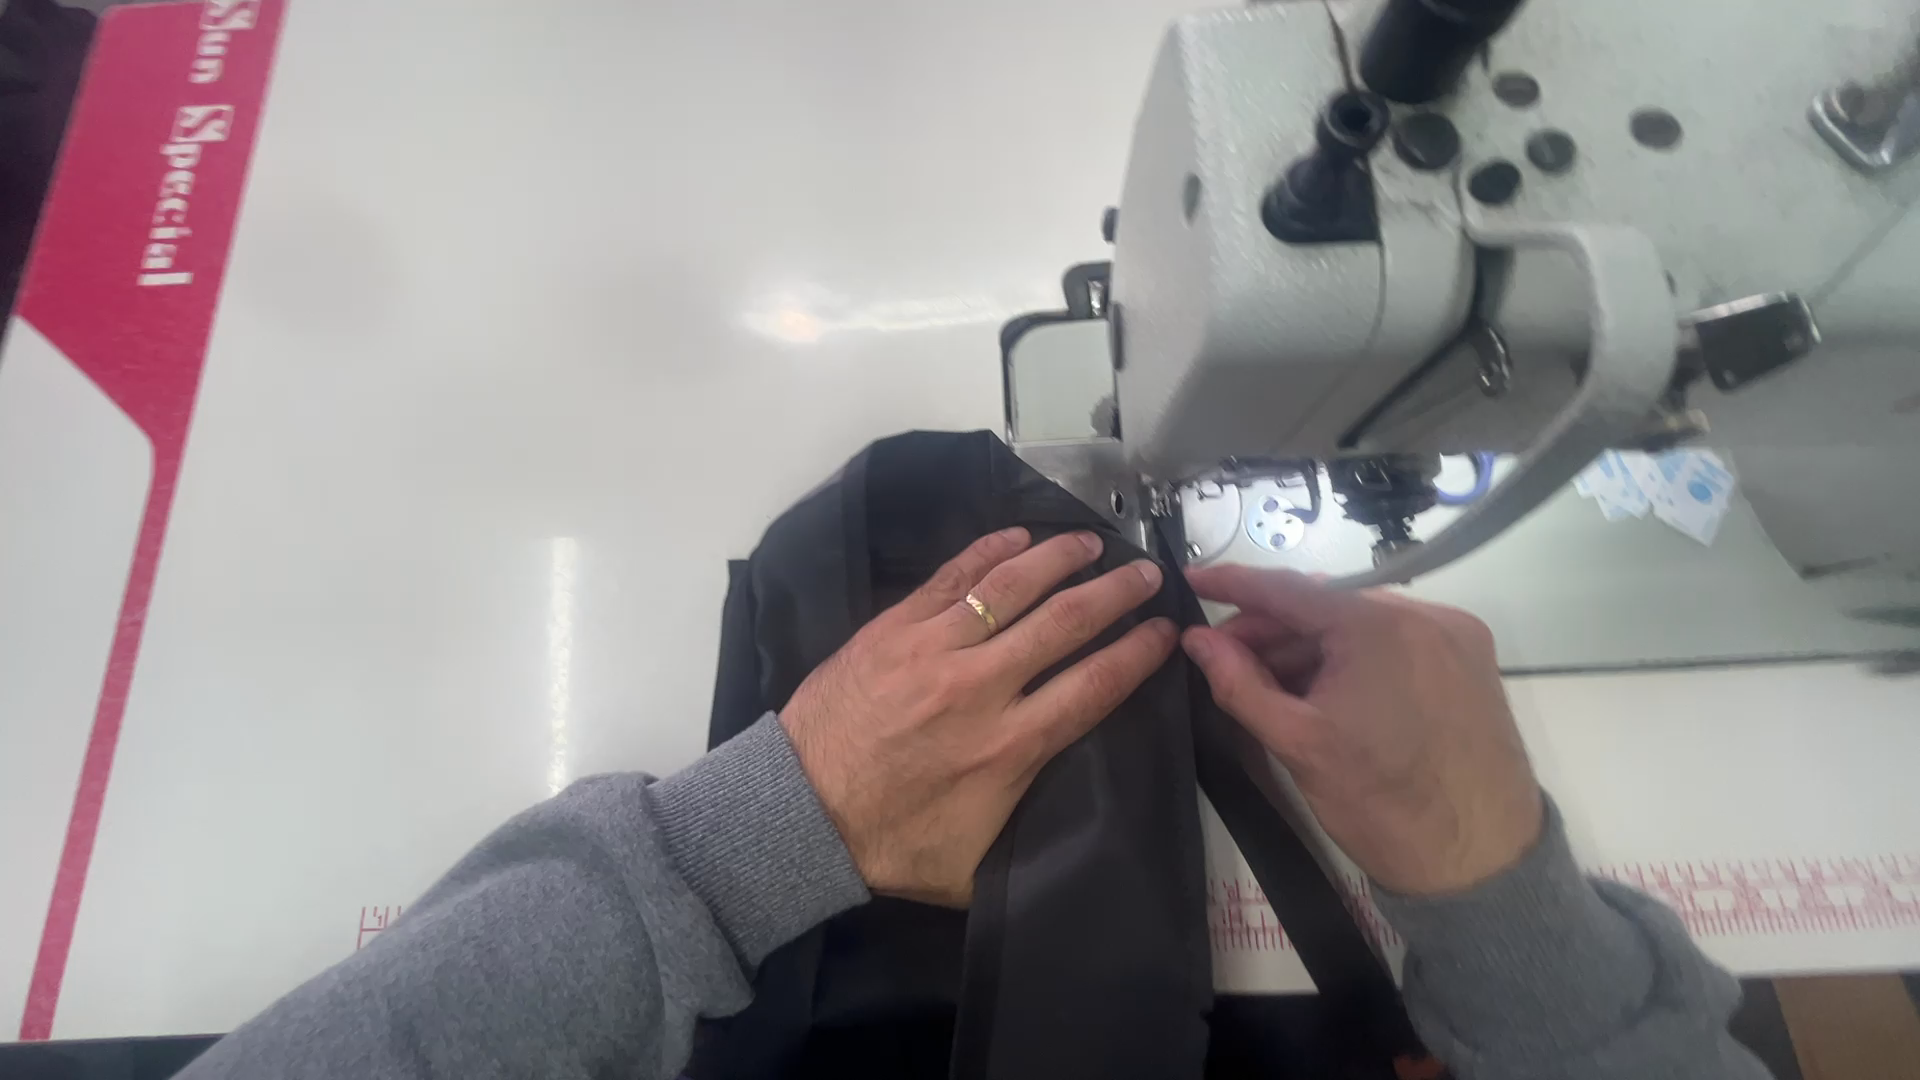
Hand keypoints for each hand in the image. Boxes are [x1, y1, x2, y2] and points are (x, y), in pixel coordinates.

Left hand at [780, 527, 1176, 906]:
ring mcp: (935, 647)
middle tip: (1145, 573)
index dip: (1138, 652)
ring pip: (1011, 588)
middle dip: (1114, 594)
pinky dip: (988, 552)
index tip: (1164, 631)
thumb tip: (1066, 780)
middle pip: (1065, 623)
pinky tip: (1017, 536)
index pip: (1094, 684)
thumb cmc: (890, 838)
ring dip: (1058, 559)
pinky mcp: (896, 626)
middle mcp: (981, 686)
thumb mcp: (976, 860)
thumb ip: (1028, 817)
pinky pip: (951, 578)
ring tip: (1091, 542)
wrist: (801, 809)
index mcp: (1009, 745)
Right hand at [1180, 565, 1541, 895]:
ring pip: (1353, 622)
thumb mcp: (1295, 741)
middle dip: (1266, 629)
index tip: (1191, 577)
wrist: (1482, 867)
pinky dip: (1344, 655)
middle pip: (1321, 605)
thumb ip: (1237, 680)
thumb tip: (1194, 638)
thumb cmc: (1381, 803)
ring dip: (1303, 646)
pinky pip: (1386, 639)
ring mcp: (1452, 635)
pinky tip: (1316, 689)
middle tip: (1222, 658)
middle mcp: (1423, 614)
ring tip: (1265, 683)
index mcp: (1379, 627)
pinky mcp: (1468, 660)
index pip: (1287, 588)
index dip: (1232, 581)